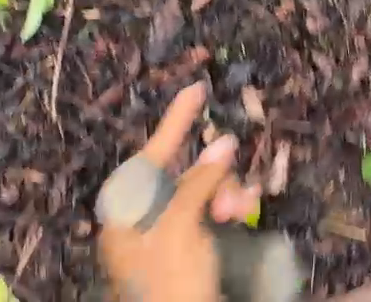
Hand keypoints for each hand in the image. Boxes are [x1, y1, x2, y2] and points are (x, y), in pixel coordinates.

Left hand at [99, 83, 261, 301]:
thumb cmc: (171, 286)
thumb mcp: (180, 229)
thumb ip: (198, 182)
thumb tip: (223, 143)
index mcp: (127, 216)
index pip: (150, 155)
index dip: (175, 122)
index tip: (197, 88)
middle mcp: (144, 221)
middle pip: (185, 171)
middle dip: (214, 173)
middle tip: (232, 195)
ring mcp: (167, 235)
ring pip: (206, 188)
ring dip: (227, 192)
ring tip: (239, 211)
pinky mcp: (189, 248)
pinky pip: (213, 209)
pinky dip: (230, 206)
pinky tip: (243, 214)